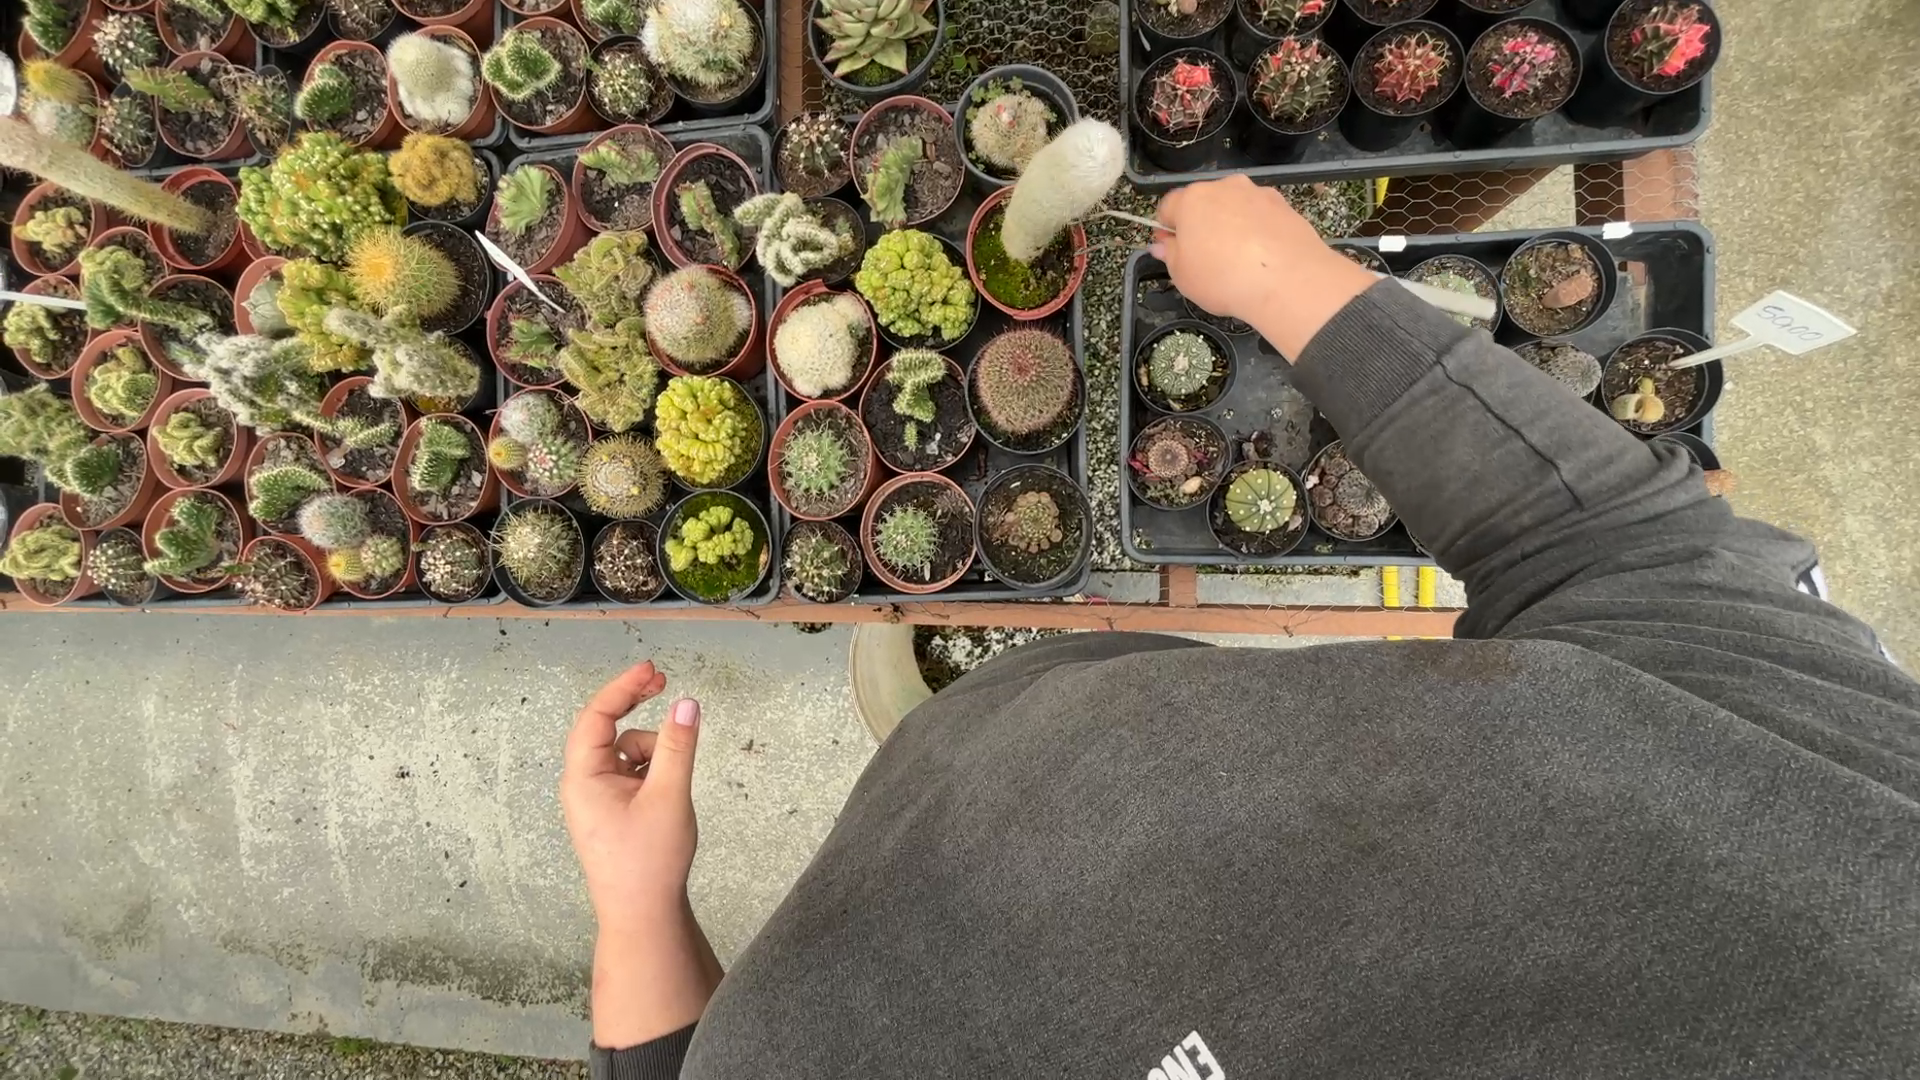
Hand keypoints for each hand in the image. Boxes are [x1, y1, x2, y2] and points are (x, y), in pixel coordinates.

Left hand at [561, 661, 702, 935]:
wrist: (643, 914)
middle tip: (664, 683)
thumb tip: (686, 702)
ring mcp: (599, 796)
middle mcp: (584, 783)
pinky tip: (670, 789)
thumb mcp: (669, 795)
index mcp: (583, 778)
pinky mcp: (615, 806)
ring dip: (655, 749)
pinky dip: (655, 767)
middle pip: (606, 728)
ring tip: (673, 782)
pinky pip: (635, 769)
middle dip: (634, 704)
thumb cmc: (649, 859)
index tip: (652, 671)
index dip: (622, 688)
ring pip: (628, 749)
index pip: (596, 717)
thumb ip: (678, 745)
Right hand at [1154, 175, 1375, 358]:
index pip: (1167, 206)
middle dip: (1198, 225)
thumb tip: (1161, 244)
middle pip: (1202, 202)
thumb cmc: (1222, 277)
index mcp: (1192, 199)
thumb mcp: (1181, 274)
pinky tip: (1257, 257)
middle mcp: (1224, 187)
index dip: (1166, 229)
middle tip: (1202, 258)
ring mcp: (1256, 193)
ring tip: (1234, 260)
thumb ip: (1168, 254)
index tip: (1170, 249)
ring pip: (1232, 206)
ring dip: (1227, 225)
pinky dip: (1253, 230)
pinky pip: (1258, 215)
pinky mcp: (1282, 204)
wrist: (1285, 279)